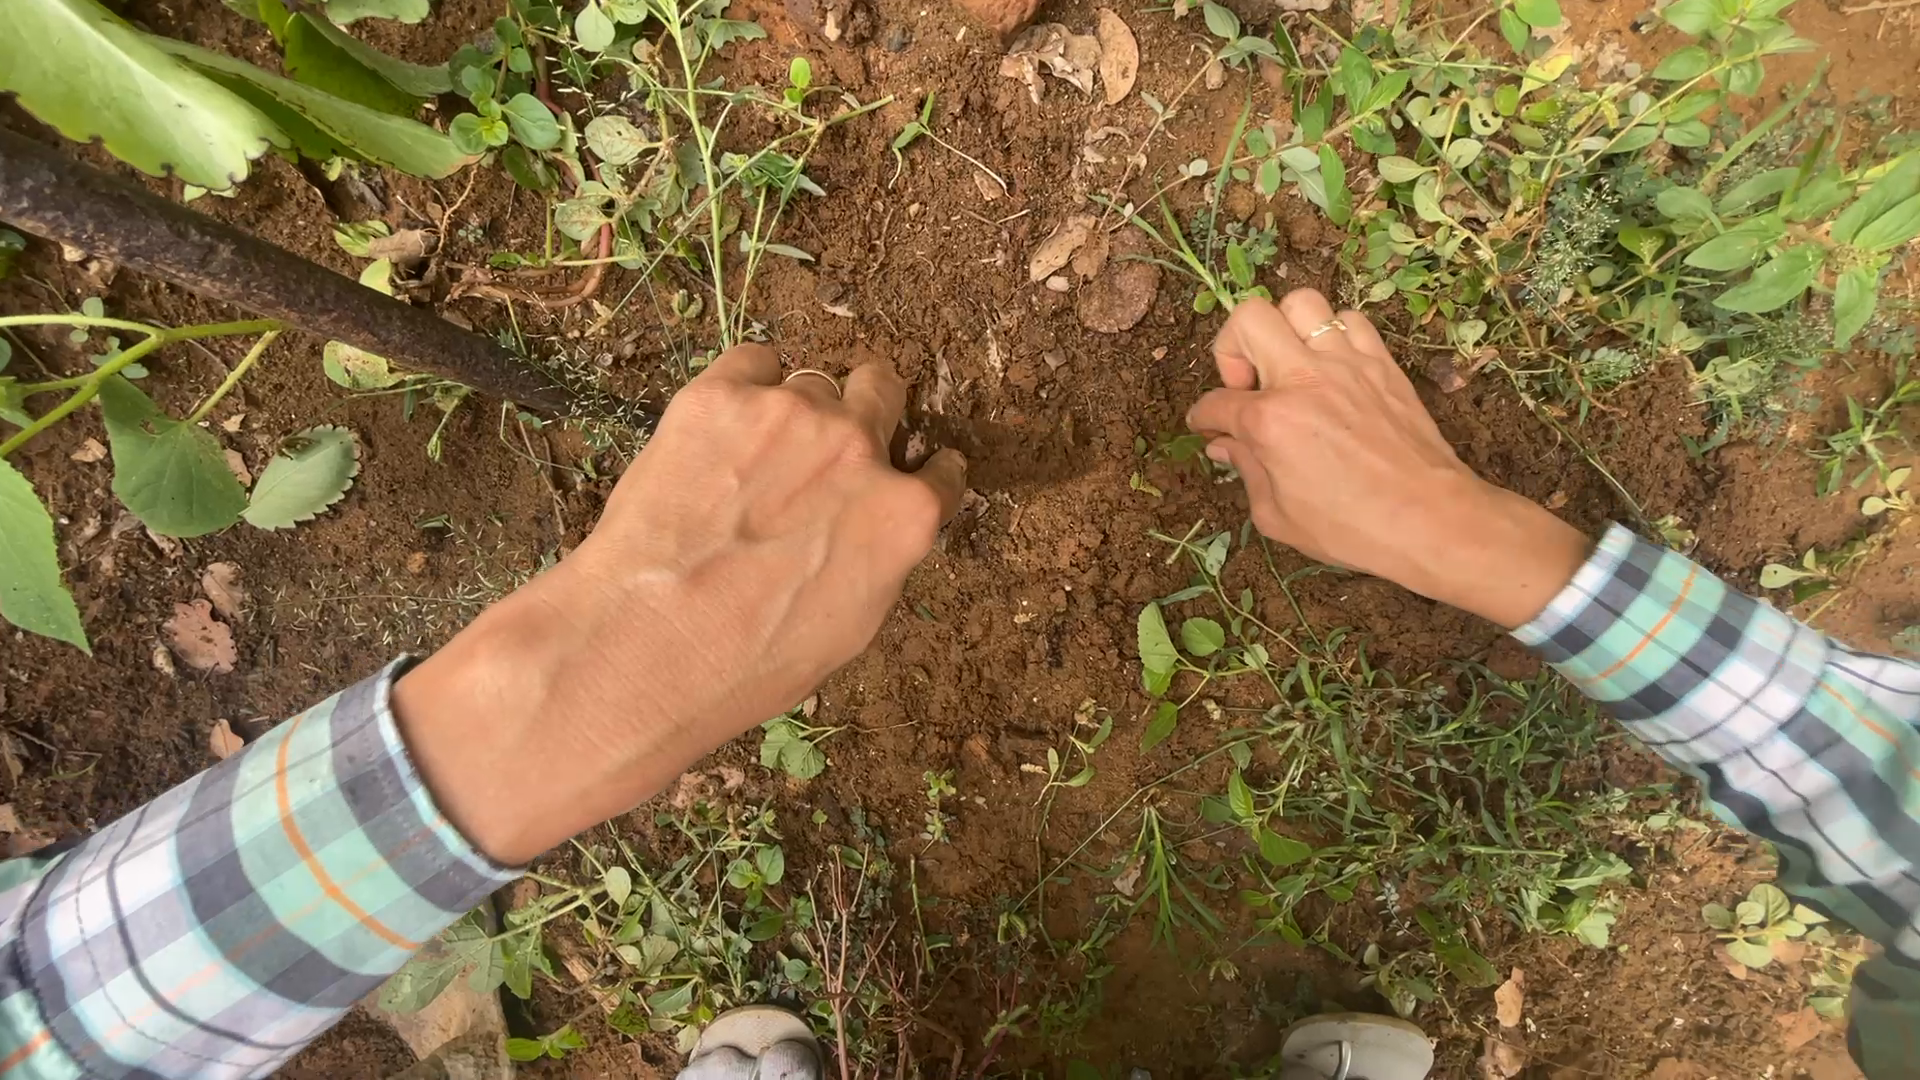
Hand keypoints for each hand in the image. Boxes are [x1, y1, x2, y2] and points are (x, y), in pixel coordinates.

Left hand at [393, 347, 965, 863]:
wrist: (647, 641)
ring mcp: (791, 413)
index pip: (943, 472)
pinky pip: (753, 362)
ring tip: (758, 455)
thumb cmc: (755, 659)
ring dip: (800, 412)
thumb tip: (878, 526)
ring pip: (814, 382)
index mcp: (905, 513)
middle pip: (883, 388)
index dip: (928, 475)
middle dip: (869, 412)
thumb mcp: (852, 626)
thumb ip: (882, 555)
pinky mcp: (720, 395)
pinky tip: (723, 429)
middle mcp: (859, 447)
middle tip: (832, 447)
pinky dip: (748, 387)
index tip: (912, 475)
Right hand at [1185, 291, 1590, 629]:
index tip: (1207, 427)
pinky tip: (1330, 370)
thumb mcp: (1274, 514)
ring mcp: (1347, 364)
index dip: (1202, 418)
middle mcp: (1304, 379)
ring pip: (1301, 304)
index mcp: (1269, 421)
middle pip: (1248, 318)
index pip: (1214, 403)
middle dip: (1231, 348)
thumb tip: (1224, 444)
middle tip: (1246, 385)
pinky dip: (1331, 336)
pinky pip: (1350, 320)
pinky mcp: (1382, 364)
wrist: (1429, 520)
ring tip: (1288, 367)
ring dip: (1284, 331)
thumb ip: (1244, 470)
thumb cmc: (1346, 528)